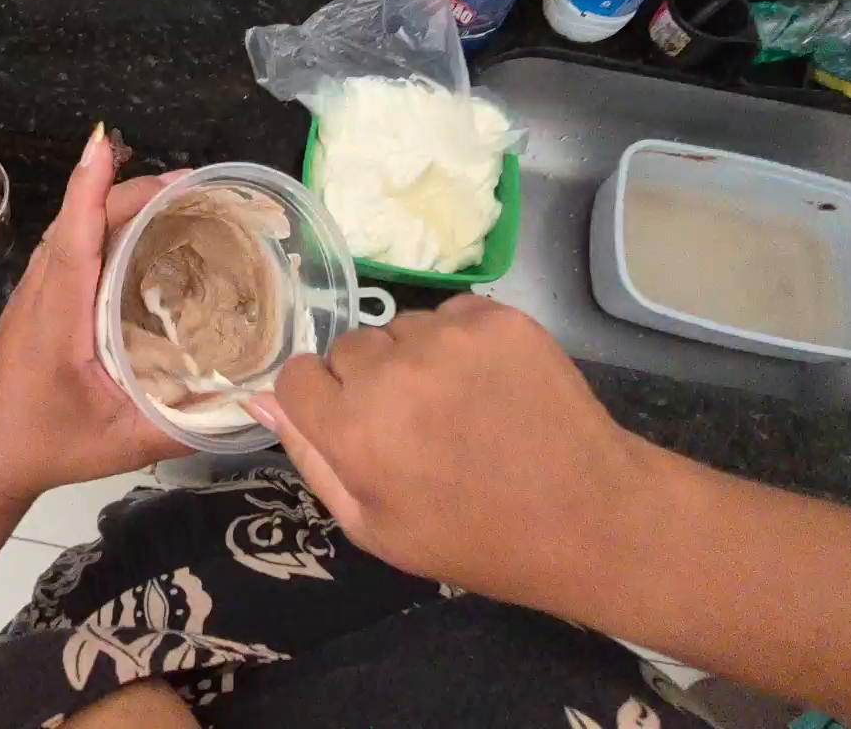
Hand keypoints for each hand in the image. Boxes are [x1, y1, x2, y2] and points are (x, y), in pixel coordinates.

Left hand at [0, 126, 191, 501]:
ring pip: (69, 228)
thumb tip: (247, 407)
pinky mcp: (38, 297)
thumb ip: (180, 425)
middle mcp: (42, 294)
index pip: (73, 242)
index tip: (104, 145)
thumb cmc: (49, 446)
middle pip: (77, 223)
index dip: (88, 191)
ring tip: (169, 193)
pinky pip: (67, 244)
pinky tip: (133, 226)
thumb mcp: (120, 444)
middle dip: (126, 189)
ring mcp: (35, 292)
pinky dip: (98, 220)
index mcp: (58, 321)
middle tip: (188, 183)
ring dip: (111, 199)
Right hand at [249, 295, 666, 606]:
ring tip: (457, 403)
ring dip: (412, 359)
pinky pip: (446, 315)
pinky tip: (487, 381)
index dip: (319, 401)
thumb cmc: (473, 536)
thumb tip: (258, 397)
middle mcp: (389, 371)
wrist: (591, 517)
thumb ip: (309, 456)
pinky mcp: (493, 316)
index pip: (295, 376)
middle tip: (414, 422)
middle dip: (366, 380)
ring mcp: (445, 337)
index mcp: (352, 429)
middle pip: (345, 348)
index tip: (351, 423)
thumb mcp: (374, 527)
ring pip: (396, 329)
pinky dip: (456, 341)